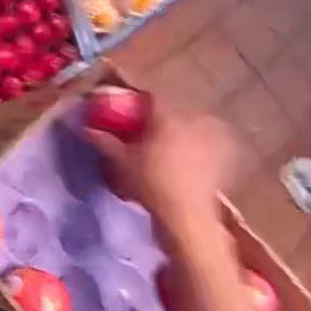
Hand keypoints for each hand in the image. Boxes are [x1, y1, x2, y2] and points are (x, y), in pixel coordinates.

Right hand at [86, 104, 235, 243]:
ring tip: (168, 145)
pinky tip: (188, 159)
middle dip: (161, 117)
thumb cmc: (151, 182)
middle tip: (147, 130)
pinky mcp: (224, 155)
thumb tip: (87, 129)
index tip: (129, 109)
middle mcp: (193, 120)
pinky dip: (198, 145)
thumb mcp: (121, 161)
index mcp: (167, 117)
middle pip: (174, 110)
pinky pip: (208, 141)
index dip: (140, 101)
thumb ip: (105, 141)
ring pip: (193, 124)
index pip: (152, 97)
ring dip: (181, 130)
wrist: (187, 214)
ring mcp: (212, 137)